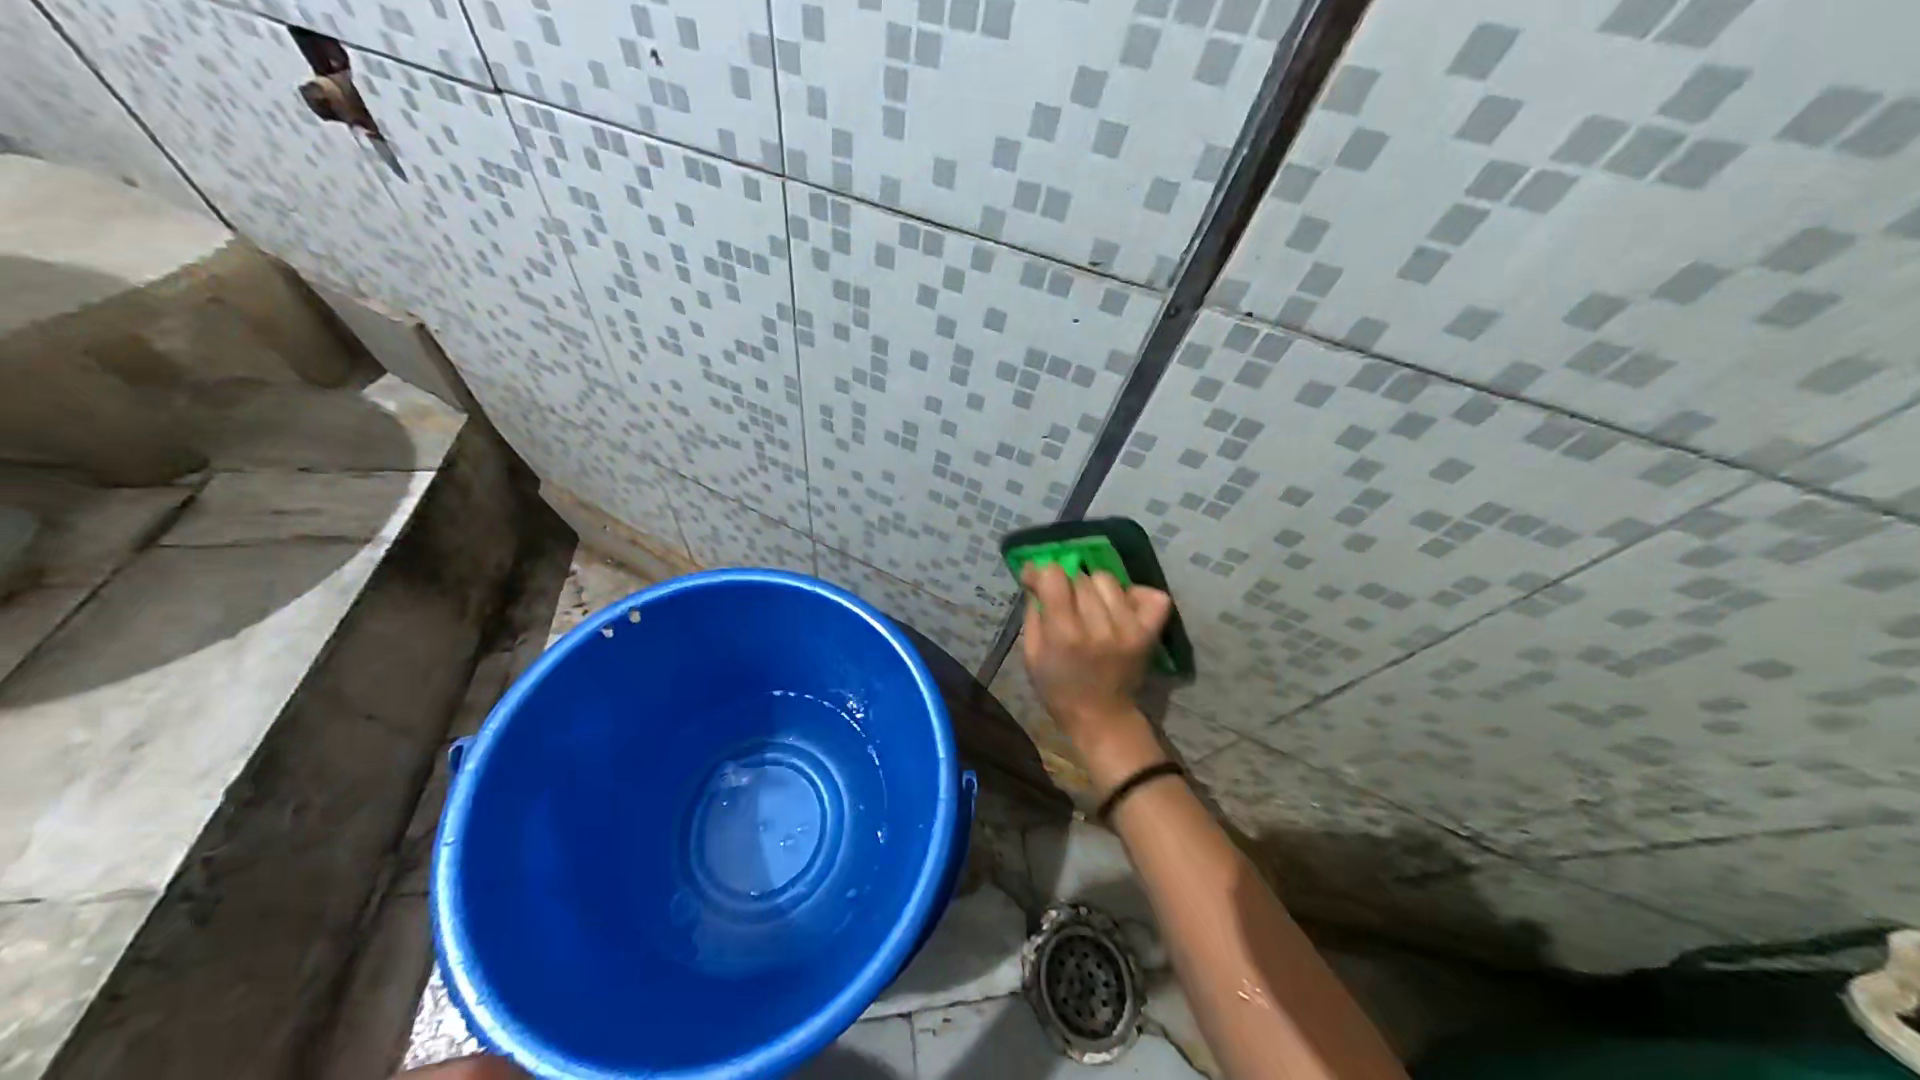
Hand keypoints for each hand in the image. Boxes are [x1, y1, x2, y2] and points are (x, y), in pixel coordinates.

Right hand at [1020, 564, 1172, 774]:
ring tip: (1092, 607)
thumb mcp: (1032, 655)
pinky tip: (1122, 607)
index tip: (1040, 582)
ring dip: (1096, 588)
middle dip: (1068, 584)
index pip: (1054, 576)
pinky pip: (1150, 595)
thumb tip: (1035, 576)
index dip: (1044, 573)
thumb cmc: (1058, 689)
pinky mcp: (1149, 633)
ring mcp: (1127, 629)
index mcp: (1063, 634)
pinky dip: (1136, 594)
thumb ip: (1033, 613)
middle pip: (1080, 577)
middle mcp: (1098, 627)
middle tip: (1066, 603)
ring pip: (1108, 580)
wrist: (1101, 718)